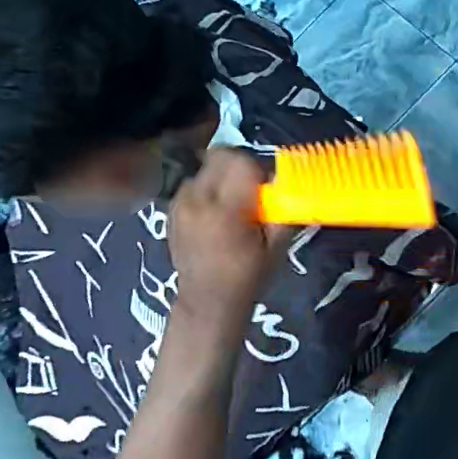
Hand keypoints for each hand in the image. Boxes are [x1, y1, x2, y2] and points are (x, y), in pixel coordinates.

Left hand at [169, 149, 286, 334]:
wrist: (207, 303)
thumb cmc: (248, 277)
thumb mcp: (277, 247)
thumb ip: (282, 211)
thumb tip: (286, 183)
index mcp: (227, 211)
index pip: (241, 162)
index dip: (257, 169)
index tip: (264, 189)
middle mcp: (198, 201)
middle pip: (219, 155)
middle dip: (239, 165)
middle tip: (250, 189)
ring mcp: (180, 205)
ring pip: (204, 166)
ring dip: (220, 175)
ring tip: (231, 201)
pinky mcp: (171, 210)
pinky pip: (192, 183)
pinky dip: (205, 188)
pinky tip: (213, 211)